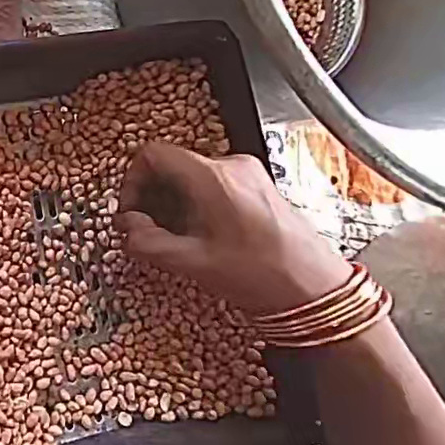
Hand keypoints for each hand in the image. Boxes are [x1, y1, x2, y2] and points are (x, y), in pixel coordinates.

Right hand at [115, 142, 349, 313]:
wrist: (316, 290)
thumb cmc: (264, 276)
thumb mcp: (193, 263)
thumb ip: (149, 242)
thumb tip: (127, 229)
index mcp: (213, 177)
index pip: (153, 155)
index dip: (132, 182)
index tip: (131, 210)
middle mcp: (232, 166)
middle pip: (171, 166)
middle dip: (151, 198)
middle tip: (147, 230)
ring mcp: (248, 175)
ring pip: (190, 178)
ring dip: (172, 204)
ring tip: (176, 239)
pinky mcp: (258, 187)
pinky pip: (212, 186)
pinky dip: (195, 206)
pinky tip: (200, 237)